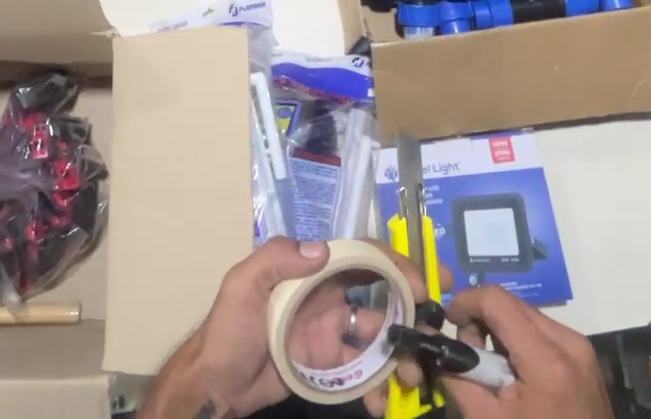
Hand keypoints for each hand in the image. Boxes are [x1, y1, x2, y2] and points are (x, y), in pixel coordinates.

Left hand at [139, 238, 431, 418]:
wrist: (216, 383)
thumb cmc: (228, 327)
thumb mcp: (244, 285)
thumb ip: (277, 260)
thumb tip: (322, 248)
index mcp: (311, 269)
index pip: (360, 254)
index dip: (393, 263)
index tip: (419, 286)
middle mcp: (327, 294)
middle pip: (380, 291)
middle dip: (411, 306)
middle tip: (434, 331)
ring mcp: (331, 329)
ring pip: (379, 333)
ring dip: (400, 350)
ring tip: (410, 375)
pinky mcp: (329, 363)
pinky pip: (363, 369)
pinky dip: (378, 383)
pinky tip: (382, 401)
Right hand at [437, 286, 608, 418]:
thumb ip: (458, 376)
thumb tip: (436, 344)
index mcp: (547, 361)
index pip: (496, 300)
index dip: (465, 302)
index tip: (448, 323)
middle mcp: (568, 342)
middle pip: (509, 302)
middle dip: (480, 318)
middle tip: (469, 353)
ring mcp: (580, 346)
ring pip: (524, 311)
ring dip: (498, 327)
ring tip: (493, 366)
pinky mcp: (584, 352)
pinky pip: (540, 326)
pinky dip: (518, 337)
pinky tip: (514, 369)